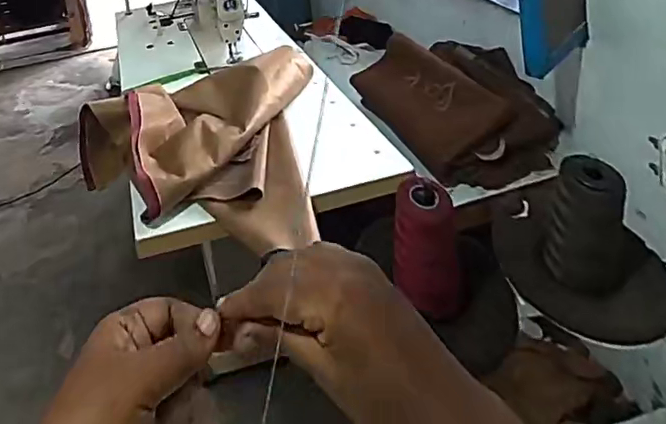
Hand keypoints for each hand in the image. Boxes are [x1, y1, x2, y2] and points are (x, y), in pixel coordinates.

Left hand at [42, 298, 220, 423]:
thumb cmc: (99, 412)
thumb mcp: (138, 375)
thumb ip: (179, 348)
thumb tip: (215, 317)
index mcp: (124, 330)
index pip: (169, 310)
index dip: (195, 321)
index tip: (222, 339)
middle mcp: (136, 356)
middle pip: (183, 350)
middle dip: (192, 370)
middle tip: (187, 387)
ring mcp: (144, 393)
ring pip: (186, 386)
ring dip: (189, 401)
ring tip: (172, 416)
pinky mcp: (152, 421)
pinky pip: (180, 411)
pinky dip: (184, 418)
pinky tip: (175, 422)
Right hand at [218, 243, 518, 423]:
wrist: (447, 407)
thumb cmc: (386, 400)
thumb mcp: (326, 374)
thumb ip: (281, 340)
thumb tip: (238, 333)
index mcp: (332, 290)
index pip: (269, 288)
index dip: (240, 304)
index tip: (218, 319)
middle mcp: (342, 264)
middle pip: (282, 268)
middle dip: (257, 292)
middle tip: (238, 323)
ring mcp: (357, 262)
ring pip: (299, 259)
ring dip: (278, 281)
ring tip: (264, 315)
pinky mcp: (367, 268)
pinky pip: (322, 258)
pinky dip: (302, 274)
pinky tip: (296, 299)